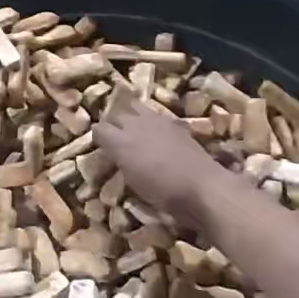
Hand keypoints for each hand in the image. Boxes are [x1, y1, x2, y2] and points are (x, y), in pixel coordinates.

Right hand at [93, 102, 230, 226]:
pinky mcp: (176, 124)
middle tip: (115, 138)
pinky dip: (152, 122)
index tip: (100, 147)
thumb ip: (120, 160)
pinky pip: (157, 116)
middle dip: (113, 123)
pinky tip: (156, 133)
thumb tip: (115, 152)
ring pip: (136, 107)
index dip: (98, 137)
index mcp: (120, 141)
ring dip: (131, 116)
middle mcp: (136, 124)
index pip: (99, 129)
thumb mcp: (131, 180)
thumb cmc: (161, 190)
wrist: (200, 185)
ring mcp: (158, 121)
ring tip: (133, 129)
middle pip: (117, 114)